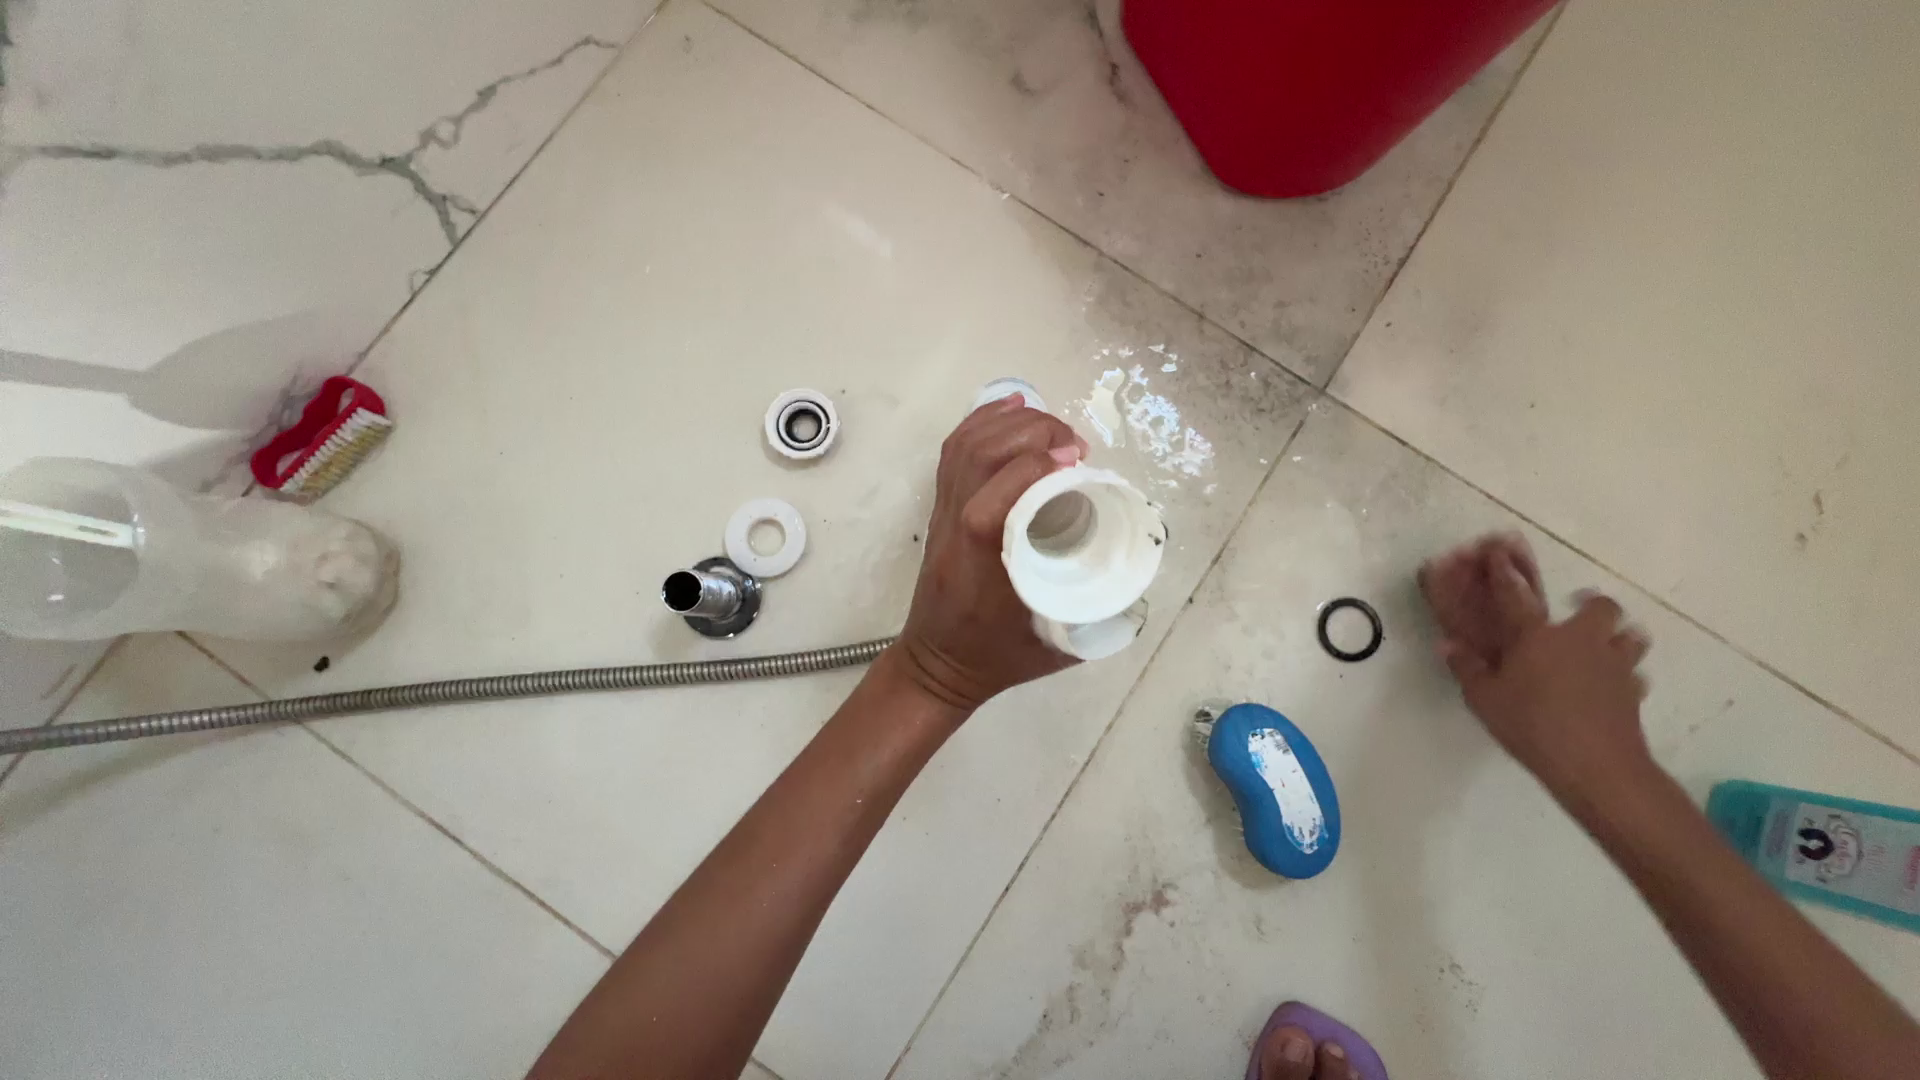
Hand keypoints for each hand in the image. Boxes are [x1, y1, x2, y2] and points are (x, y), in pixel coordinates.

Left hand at [891, 397, 1088, 710]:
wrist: (937, 666)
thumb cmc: (996, 658)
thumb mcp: (1055, 642)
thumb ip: (1096, 611)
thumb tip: (1134, 572)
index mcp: (981, 561)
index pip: (997, 497)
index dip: (1035, 465)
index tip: (1077, 459)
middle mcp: (955, 528)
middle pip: (979, 457)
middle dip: (1031, 433)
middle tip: (1074, 444)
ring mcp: (941, 515)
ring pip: (963, 448)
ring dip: (1006, 421)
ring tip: (1050, 421)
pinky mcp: (939, 510)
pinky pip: (952, 455)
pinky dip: (979, 423)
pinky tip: (1009, 408)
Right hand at [1420, 534, 1655, 817]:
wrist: (1595, 765)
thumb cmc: (1530, 724)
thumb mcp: (1483, 698)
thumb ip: (1467, 668)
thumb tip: (1448, 645)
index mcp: (1537, 636)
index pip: (1515, 595)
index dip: (1505, 572)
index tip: (1500, 550)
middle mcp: (1580, 641)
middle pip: (1601, 608)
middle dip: (1592, 605)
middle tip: (1577, 613)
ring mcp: (1614, 666)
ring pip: (1631, 637)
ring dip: (1619, 638)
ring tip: (1602, 648)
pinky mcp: (1634, 693)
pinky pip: (1635, 675)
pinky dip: (1625, 676)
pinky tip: (1611, 687)